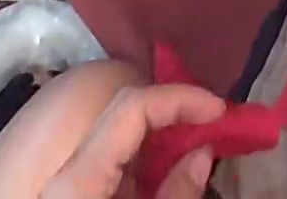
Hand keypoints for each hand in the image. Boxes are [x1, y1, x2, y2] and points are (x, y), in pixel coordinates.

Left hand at [40, 84, 225, 198]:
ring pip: (119, 137)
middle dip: (174, 109)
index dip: (180, 97)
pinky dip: (146, 159)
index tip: (219, 109)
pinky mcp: (73, 196)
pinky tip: (168, 174)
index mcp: (78, 178)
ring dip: (163, 134)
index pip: (133, 106)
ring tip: (200, 142)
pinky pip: (113, 163)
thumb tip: (203, 152)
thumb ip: (174, 197)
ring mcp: (67, 186)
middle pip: (125, 113)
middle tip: (215, 121)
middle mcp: (67, 172)